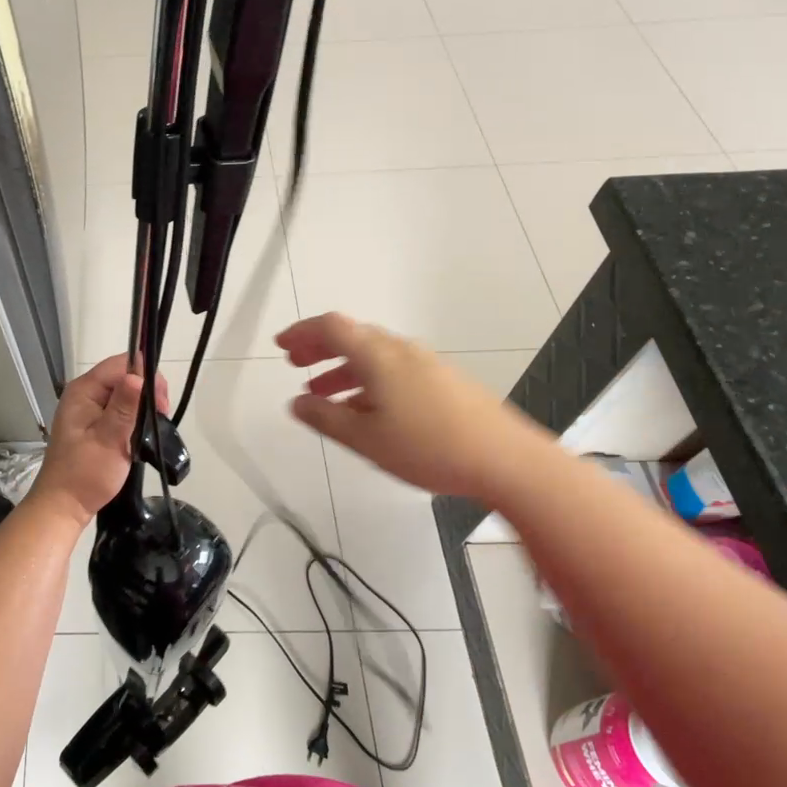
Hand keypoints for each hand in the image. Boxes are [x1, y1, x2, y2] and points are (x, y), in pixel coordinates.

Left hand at [28, 355, 170, 526]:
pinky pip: (118, 408)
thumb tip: (138, 373)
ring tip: (154, 426)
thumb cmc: (86, 474)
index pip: (119, 364)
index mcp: (83, 391)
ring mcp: (87, 409)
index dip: (145, 375)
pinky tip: (142, 431)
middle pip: (122, 375)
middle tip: (161, 416)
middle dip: (146, 390)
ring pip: (123, 392)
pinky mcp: (93, 423)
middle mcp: (84, 394)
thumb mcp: (109, 439)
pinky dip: (133, 415)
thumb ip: (124, 406)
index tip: (162, 401)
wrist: (64, 506)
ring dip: (142, 404)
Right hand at [278, 313, 549, 502]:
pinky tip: (366, 411)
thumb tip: (297, 402)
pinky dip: (368, 381)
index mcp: (378, 356)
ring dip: (343, 369)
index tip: (281, 346)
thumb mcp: (364, 439)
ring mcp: (427, 365)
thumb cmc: (428, 447)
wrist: (506, 459)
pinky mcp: (444, 382)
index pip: (331, 327)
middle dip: (320, 349)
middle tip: (295, 364)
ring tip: (323, 394)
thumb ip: (325, 418)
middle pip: (353, 337)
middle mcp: (401, 350)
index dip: (302, 332)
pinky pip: (394, 371)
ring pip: (374, 356)